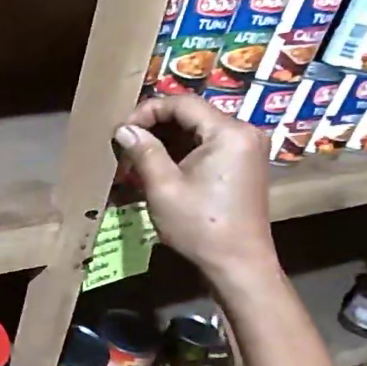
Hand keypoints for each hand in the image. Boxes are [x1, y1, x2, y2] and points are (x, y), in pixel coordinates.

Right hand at [113, 95, 276, 286]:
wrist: (238, 262)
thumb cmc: (199, 225)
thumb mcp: (163, 187)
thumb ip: (144, 152)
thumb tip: (123, 130)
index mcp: (229, 133)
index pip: (182, 103)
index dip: (146, 111)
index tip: (121, 133)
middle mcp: (243, 133)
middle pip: (190, 115)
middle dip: (153, 128)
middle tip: (124, 149)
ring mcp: (245, 149)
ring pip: (195, 131)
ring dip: (163, 142)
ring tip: (136, 163)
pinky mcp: (242, 164)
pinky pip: (205, 146)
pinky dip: (179, 153)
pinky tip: (157, 171)